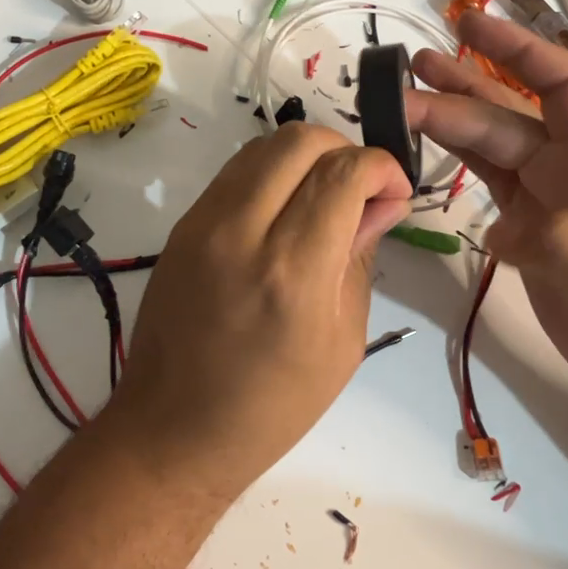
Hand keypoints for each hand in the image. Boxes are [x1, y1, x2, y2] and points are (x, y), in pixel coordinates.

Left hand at [97, 122, 411, 499]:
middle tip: (361, 189)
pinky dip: (271, 173)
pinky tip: (285, 209)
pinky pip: (236, 172)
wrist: (171, 428)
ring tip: (324, 195)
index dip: (381, 167)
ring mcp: (203, 222)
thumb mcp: (341, 341)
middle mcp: (243, 231)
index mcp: (293, 272)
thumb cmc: (271, 406)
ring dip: (305, 156)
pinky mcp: (182, 224)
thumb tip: (383, 201)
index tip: (396, 191)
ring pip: (264, 146)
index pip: (343, 174)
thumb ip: (359, 256)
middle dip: (344, 148)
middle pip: (300, 140)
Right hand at [405, 11, 567, 435]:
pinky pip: (488, 183)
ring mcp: (550, 199)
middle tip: (403, 74)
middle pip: (509, 115)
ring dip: (449, 120)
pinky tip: (423, 154)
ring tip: (400, 100)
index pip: (563, 86)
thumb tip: (508, 224)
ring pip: (492, 145)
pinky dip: (456, 164)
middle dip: (459, 90)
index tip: (469, 26)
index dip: (519, 50)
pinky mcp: (530, 230)